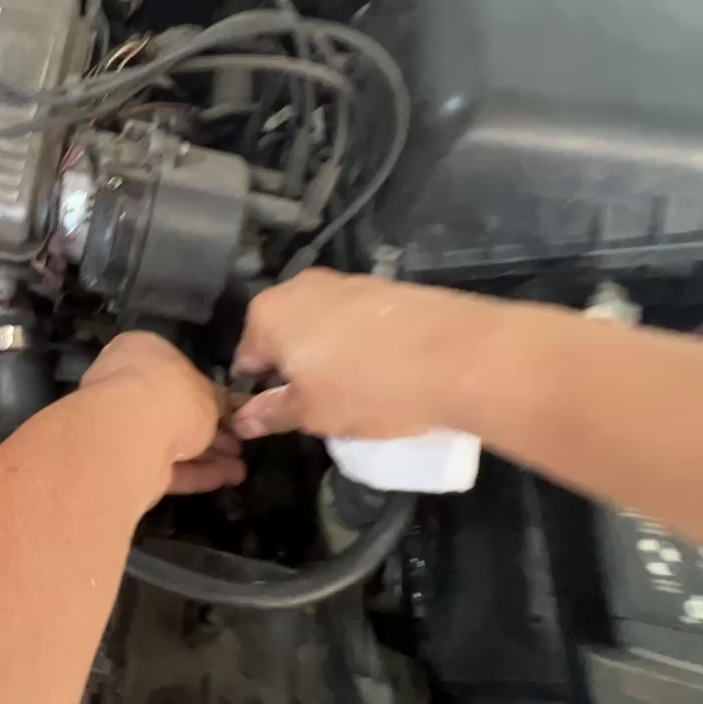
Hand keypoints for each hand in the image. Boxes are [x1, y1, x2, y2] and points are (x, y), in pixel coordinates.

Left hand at [78, 332, 246, 494]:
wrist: (130, 432)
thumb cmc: (172, 394)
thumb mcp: (209, 393)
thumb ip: (216, 401)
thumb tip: (223, 406)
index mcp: (141, 351)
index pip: (178, 370)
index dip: (208, 394)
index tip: (231, 413)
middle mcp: (126, 382)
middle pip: (173, 408)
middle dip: (208, 430)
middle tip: (238, 444)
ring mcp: (121, 423)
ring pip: (170, 438)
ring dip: (206, 454)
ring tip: (240, 467)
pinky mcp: (124, 460)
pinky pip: (165, 463)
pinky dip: (195, 472)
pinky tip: (228, 479)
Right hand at [230, 269, 507, 440]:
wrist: (460, 356)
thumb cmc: (368, 387)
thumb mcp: (312, 413)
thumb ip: (271, 413)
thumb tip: (242, 421)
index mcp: (267, 314)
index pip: (246, 359)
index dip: (259, 392)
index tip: (281, 416)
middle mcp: (296, 287)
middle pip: (281, 336)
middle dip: (293, 368)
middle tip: (318, 404)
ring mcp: (341, 281)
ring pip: (318, 325)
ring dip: (325, 354)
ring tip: (356, 388)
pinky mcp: (380, 285)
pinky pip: (353, 318)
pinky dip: (357, 341)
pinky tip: (383, 368)